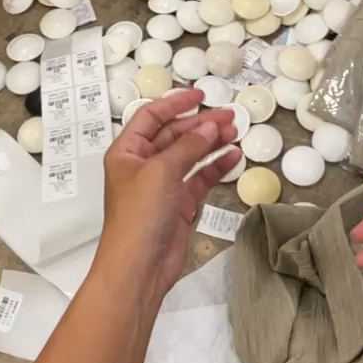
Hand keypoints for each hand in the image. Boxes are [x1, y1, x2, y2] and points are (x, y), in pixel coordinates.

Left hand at [99, 89, 238, 295]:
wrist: (139, 267)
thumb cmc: (139, 214)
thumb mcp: (161, 172)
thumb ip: (188, 146)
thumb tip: (211, 125)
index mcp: (127, 152)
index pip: (151, 116)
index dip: (175, 103)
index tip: (200, 95)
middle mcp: (143, 165)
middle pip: (174, 134)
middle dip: (200, 123)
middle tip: (229, 115)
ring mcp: (163, 185)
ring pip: (190, 155)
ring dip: (211, 142)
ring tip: (235, 131)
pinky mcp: (180, 204)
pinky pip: (200, 178)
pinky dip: (216, 166)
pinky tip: (234, 156)